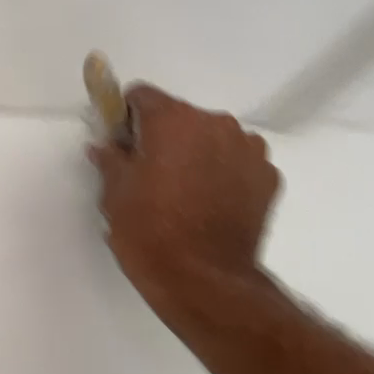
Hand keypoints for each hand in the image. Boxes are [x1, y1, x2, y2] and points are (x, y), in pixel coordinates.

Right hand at [88, 84, 280, 325]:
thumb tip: (106, 146)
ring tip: (180, 193)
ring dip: (195, 154)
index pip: (143, 96)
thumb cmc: (147, 231)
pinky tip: (206, 204)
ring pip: (212, 139)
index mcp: (173, 122)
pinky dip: (221, 174)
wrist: (201, 277)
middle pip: (181, 118)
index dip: (126, 116)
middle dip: (163, 138)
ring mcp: (248, 149)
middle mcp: (216, 124)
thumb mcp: (113, 196)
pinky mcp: (267, 176)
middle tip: (147, 174)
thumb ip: (111, 161)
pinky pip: (236, 163)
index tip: (119, 141)